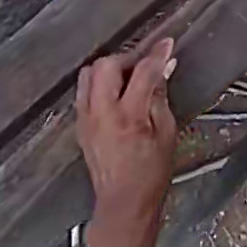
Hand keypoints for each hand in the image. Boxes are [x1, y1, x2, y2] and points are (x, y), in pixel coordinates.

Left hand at [75, 37, 179, 235]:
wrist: (124, 202)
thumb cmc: (151, 172)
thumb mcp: (166, 132)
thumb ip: (160, 96)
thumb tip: (163, 68)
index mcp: (128, 116)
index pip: (142, 72)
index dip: (157, 54)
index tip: (167, 43)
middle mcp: (101, 113)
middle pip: (106, 65)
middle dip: (128, 58)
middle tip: (145, 65)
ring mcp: (85, 118)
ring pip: (89, 74)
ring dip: (110, 69)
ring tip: (129, 77)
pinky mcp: (79, 124)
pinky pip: (85, 91)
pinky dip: (100, 84)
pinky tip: (116, 93)